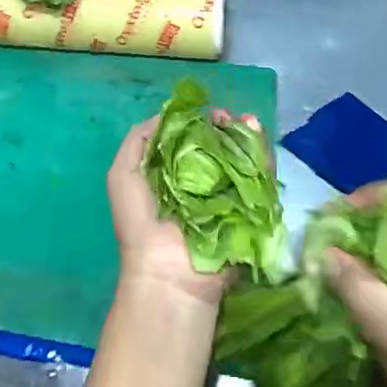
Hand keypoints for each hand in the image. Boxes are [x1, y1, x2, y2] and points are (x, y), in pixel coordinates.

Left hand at [106, 112, 255, 308]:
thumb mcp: (123, 174)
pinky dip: (263, 155)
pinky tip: (256, 135)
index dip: (198, 121)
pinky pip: (262, 179)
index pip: (191, 139)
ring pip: (244, 158)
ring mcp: (230, 196)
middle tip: (225, 117)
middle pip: (221, 145)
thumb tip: (169, 115)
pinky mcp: (252, 210)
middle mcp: (204, 183)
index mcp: (174, 174)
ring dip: (246, 135)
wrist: (168, 275)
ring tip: (245, 120)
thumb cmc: (139, 223)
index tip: (203, 111)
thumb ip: (139, 140)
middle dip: (225, 126)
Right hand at [324, 185, 386, 386]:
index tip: (327, 220)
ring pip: (384, 244)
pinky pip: (386, 267)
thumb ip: (359, 290)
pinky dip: (363, 270)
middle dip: (349, 226)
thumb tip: (323, 252)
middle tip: (318, 244)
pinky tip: (345, 287)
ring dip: (353, 249)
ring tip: (324, 263)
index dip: (359, 201)